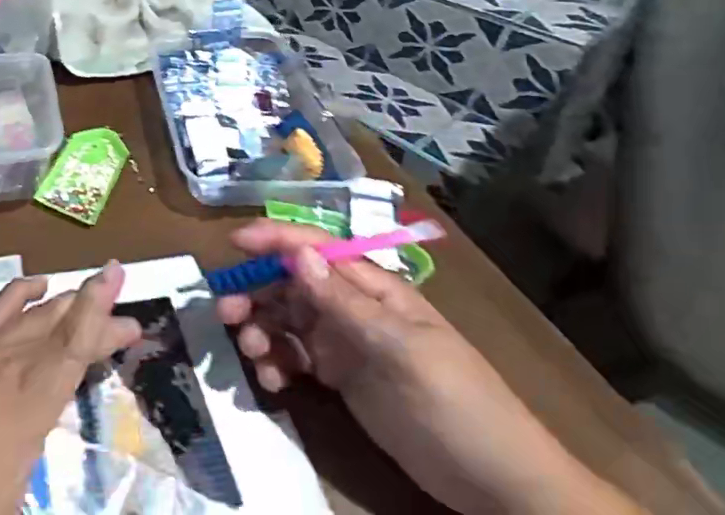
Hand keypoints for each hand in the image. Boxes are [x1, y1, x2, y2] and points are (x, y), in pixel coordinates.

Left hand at [0, 261, 141, 514]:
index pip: (70, 347)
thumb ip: (33, 462)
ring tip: (89, 294)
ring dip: (62, 302)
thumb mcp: (4, 504)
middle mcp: (2, 366)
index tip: (116, 273)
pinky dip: (17, 295)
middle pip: (56, 325)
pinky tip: (30, 288)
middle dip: (95, 316)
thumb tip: (45, 440)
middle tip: (131, 320)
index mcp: (24, 405)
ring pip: (27, 313)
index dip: (98, 310)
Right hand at [218, 221, 641, 514]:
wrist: (498, 485)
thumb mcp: (401, 352)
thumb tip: (298, 252)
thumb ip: (345, 303)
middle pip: (289, 283)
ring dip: (260, 330)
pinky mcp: (338, 376)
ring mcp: (343, 341)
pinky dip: (275, 363)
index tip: (233, 242)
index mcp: (371, 288)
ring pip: (285, 319)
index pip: (315, 247)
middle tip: (226, 316)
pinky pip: (293, 356)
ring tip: (252, 356)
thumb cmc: (458, 405)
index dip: (273, 238)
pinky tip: (271, 382)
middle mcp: (351, 306)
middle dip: (255, 293)